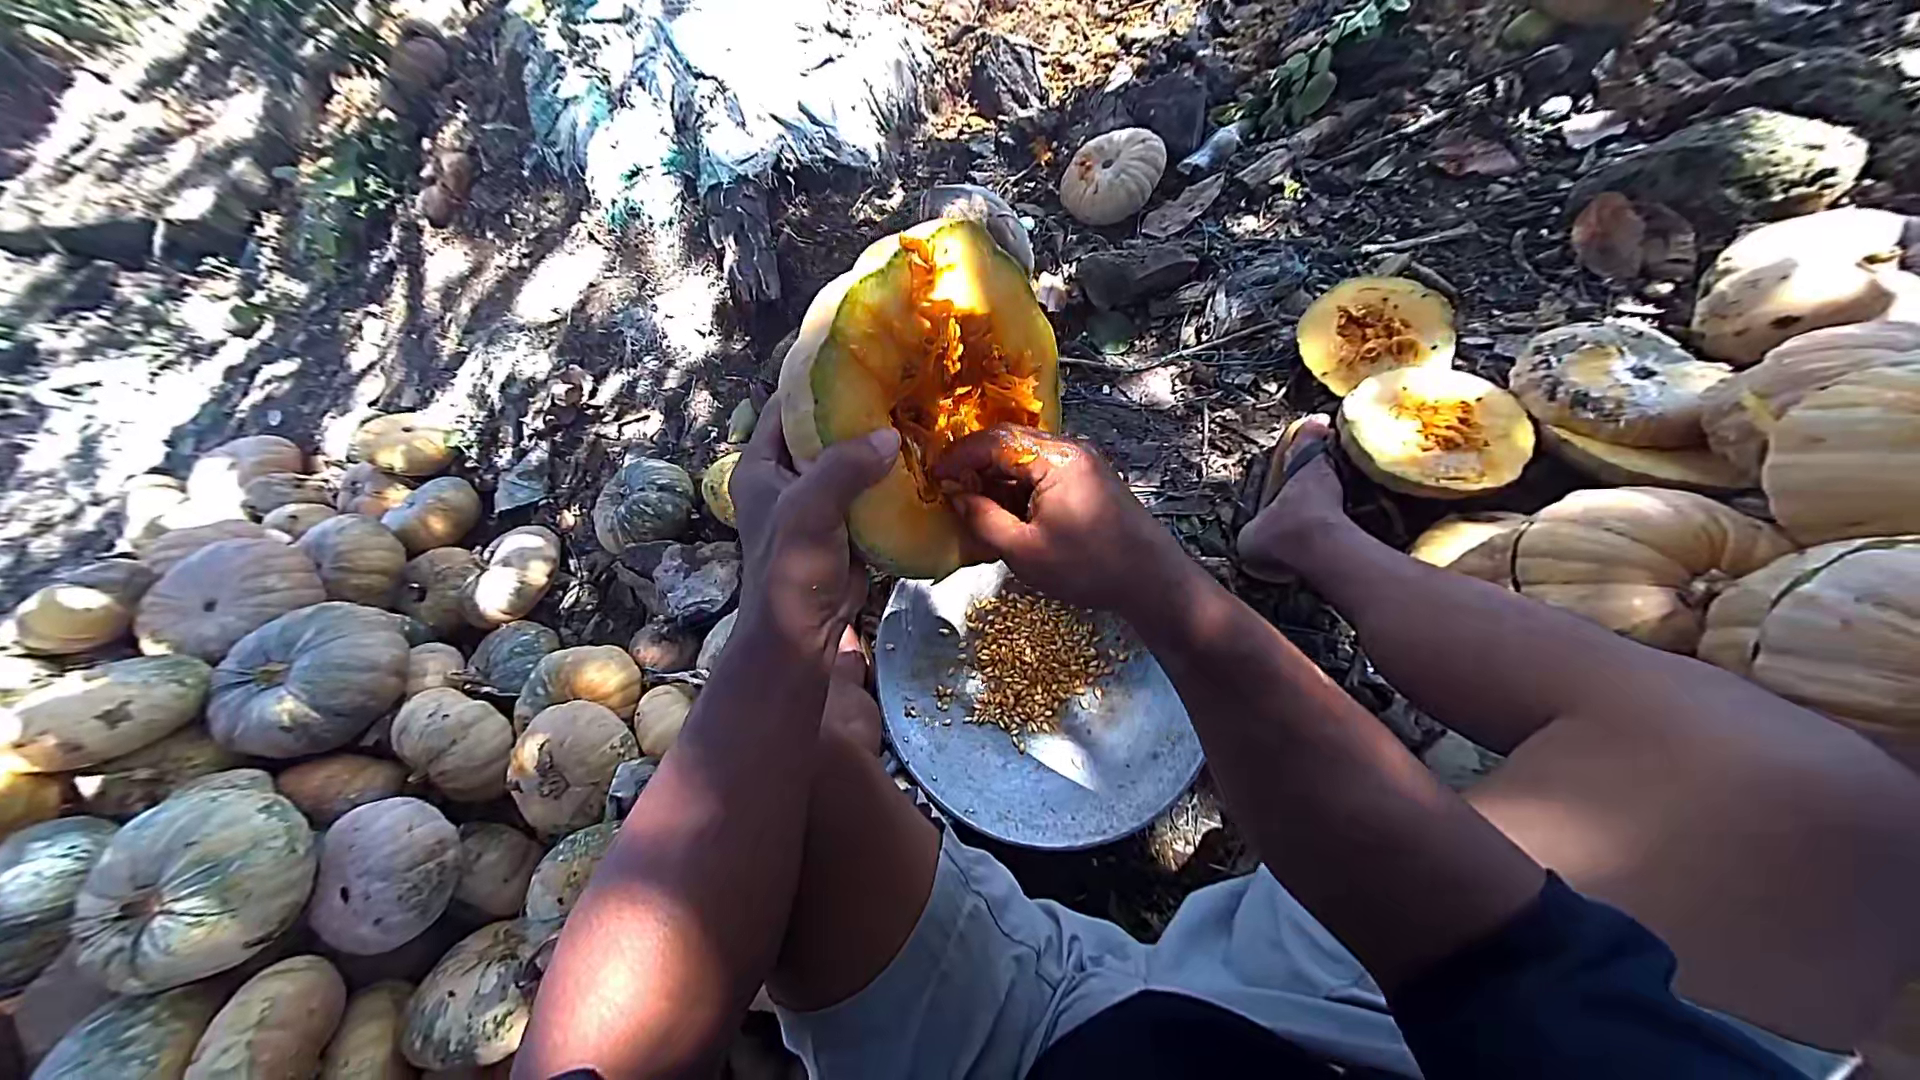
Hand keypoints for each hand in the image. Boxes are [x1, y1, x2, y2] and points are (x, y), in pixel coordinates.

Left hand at [729, 397, 898, 657]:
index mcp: (762, 465)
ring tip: (914, 421)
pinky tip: (918, 464)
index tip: (855, 363)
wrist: (804, 629)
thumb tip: (889, 437)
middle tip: (897, 391)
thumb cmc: (792, 566)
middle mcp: (787, 478)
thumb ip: (844, 468)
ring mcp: (817, 501)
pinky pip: (867, 492)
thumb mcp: (810, 509)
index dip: (814, 384)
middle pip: (822, 433)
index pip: (784, 408)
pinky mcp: (844, 523)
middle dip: (855, 415)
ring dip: (875, 449)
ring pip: (849, 463)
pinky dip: (888, 480)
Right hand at [932, 425, 1190, 614]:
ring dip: (996, 481)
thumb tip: (955, 497)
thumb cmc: (1090, 567)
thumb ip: (983, 519)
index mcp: (1056, 459)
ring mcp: (1081, 464)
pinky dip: (1017, 490)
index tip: (933, 475)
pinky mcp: (1086, 481)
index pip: (994, 442)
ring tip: (973, 508)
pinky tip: (1004, 514)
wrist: (1153, 581)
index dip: (958, 457)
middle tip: (949, 492)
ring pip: (1024, 461)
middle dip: (975, 467)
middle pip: (1009, 445)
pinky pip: (1041, 475)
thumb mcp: (1025, 551)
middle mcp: (1070, 450)